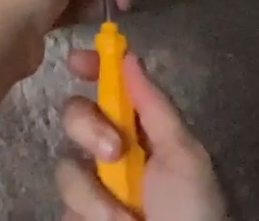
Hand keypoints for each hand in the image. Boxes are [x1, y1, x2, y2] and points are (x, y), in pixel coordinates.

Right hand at [57, 50, 226, 220]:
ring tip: (123, 219)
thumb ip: (156, 105)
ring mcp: (95, 187)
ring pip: (67, 160)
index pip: (112, 86)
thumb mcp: (186, 158)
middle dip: (88, 125)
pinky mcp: (78, 216)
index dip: (93, 67)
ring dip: (94, 189)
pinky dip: (90, 212)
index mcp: (145, 132)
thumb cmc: (192, 216)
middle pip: (77, 112)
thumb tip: (128, 54)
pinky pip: (66, 199)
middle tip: (113, 151)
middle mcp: (115, 153)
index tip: (76, 61)